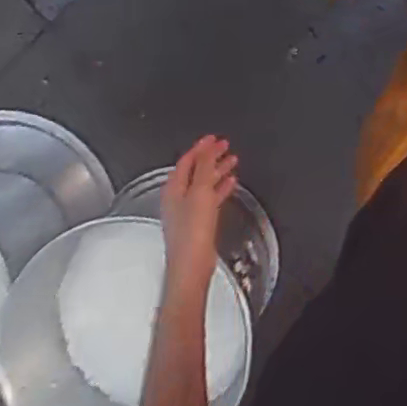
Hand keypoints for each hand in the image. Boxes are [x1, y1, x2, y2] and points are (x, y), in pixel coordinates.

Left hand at [160, 136, 237, 290]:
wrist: (191, 267)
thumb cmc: (192, 232)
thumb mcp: (200, 193)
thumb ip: (204, 169)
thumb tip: (206, 149)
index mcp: (174, 188)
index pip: (187, 160)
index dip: (201, 147)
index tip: (213, 138)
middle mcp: (178, 198)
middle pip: (196, 170)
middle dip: (210, 157)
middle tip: (224, 146)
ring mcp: (187, 211)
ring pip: (204, 183)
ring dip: (217, 170)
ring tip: (232, 160)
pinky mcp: (197, 223)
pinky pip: (210, 197)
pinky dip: (220, 187)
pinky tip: (230, 183)